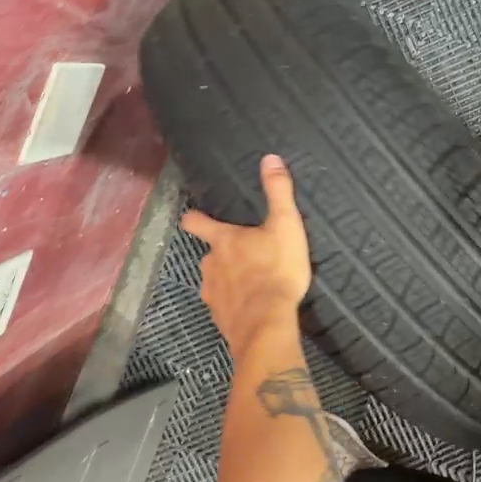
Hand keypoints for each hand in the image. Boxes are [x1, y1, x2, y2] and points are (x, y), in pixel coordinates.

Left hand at [181, 154, 312, 357]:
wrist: (267, 323)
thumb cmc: (276, 270)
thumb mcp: (285, 225)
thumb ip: (278, 192)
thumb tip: (270, 158)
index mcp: (223, 241)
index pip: (196, 223)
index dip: (195, 218)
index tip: (196, 217)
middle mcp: (210, 265)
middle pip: (210, 254)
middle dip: (225, 254)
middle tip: (248, 256)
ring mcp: (212, 294)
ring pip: (217, 281)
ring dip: (230, 280)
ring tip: (254, 283)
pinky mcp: (220, 319)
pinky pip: (225, 306)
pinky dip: (236, 304)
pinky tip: (253, 307)